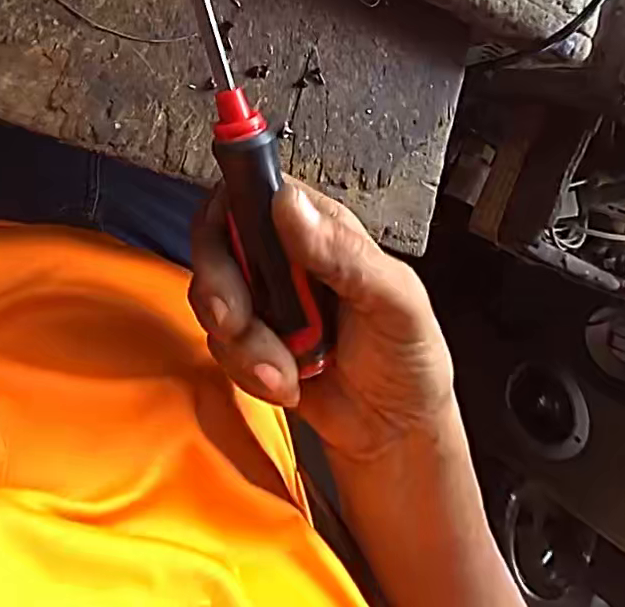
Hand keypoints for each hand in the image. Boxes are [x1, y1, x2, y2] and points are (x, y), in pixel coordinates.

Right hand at [188, 178, 456, 464]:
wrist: (397, 433)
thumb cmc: (410, 356)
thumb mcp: (393, 300)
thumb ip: (343, 251)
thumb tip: (290, 205)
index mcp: (323, 226)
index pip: (257, 190)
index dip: (231, 209)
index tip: (231, 246)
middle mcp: (288, 254)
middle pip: (218, 240)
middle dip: (221, 286)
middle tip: (238, 320)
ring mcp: (268, 297)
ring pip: (214, 297)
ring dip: (243, 343)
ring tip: (287, 368)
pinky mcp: (254, 339)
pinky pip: (220, 344)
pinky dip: (247, 369)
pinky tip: (287, 381)